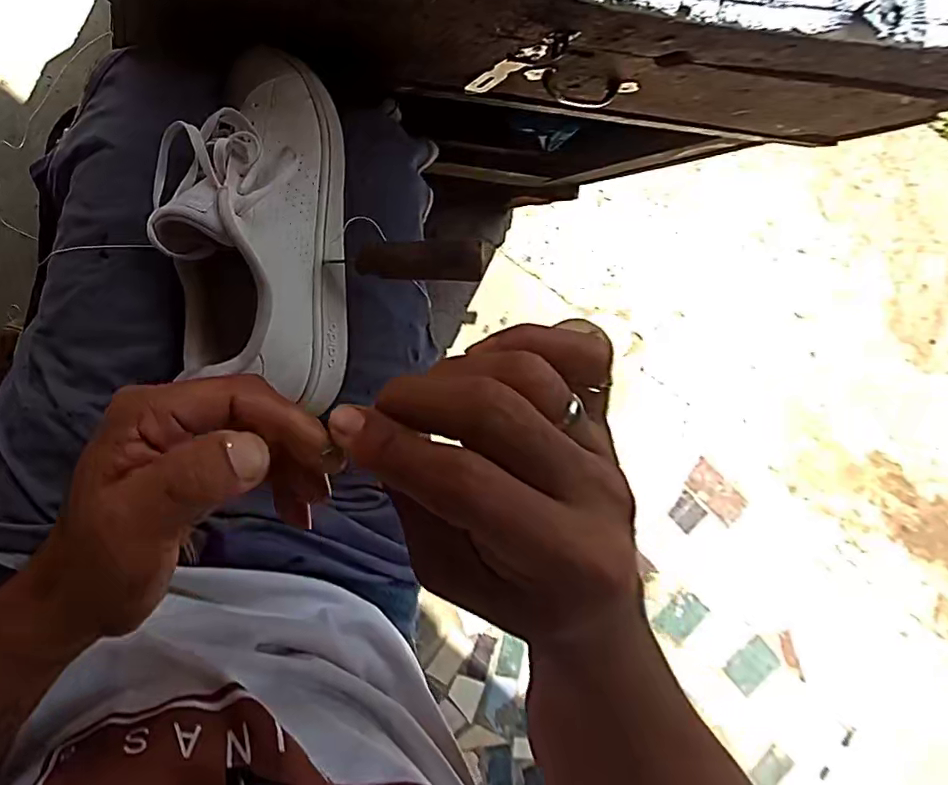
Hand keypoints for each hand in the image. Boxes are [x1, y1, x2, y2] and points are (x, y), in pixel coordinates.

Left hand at [20, 375, 338, 641]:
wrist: (78, 597)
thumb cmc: (101, 563)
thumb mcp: (141, 522)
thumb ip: (192, 478)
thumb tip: (256, 447)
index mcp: (147, 411)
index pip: (230, 395)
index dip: (282, 420)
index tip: (324, 457)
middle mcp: (163, 414)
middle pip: (244, 409)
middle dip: (290, 440)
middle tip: (327, 484)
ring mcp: (175, 438)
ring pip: (249, 431)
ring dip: (287, 460)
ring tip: (314, 501)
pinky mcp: (188, 464)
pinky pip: (242, 456)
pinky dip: (273, 476)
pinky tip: (293, 506)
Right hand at [327, 320, 643, 657]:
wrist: (590, 605)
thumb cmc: (508, 592)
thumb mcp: (442, 570)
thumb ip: (411, 498)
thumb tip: (367, 432)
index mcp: (560, 554)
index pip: (465, 480)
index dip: (393, 447)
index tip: (342, 428)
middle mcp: (594, 493)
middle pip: (492, 409)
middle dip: (411, 400)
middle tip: (375, 415)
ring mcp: (605, 448)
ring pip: (526, 373)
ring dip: (452, 373)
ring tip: (425, 397)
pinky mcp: (605, 416)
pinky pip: (581, 352)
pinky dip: (523, 340)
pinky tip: (480, 362)